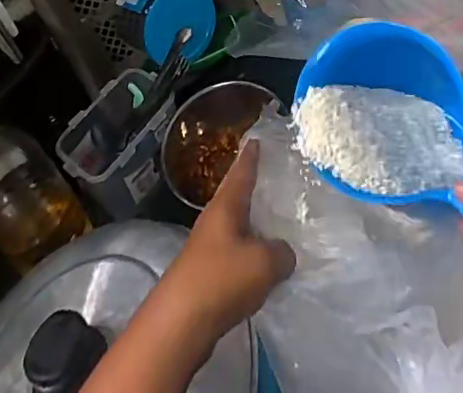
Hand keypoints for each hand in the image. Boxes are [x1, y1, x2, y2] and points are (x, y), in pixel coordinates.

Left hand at [156, 140, 296, 334]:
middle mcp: (214, 221)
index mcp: (225, 207)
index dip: (251, 156)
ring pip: (236, 227)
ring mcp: (208, 248)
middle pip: (236, 197)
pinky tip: (264, 263)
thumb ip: (282, 253)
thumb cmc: (220, 279)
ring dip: (254, 224)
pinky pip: (235, 254)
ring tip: (277, 221)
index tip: (256, 139)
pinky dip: (250, 253)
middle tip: (274, 177)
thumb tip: (283, 253)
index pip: (241, 172)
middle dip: (252, 187)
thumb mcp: (263, 263)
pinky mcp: (207, 275)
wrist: (179, 324)